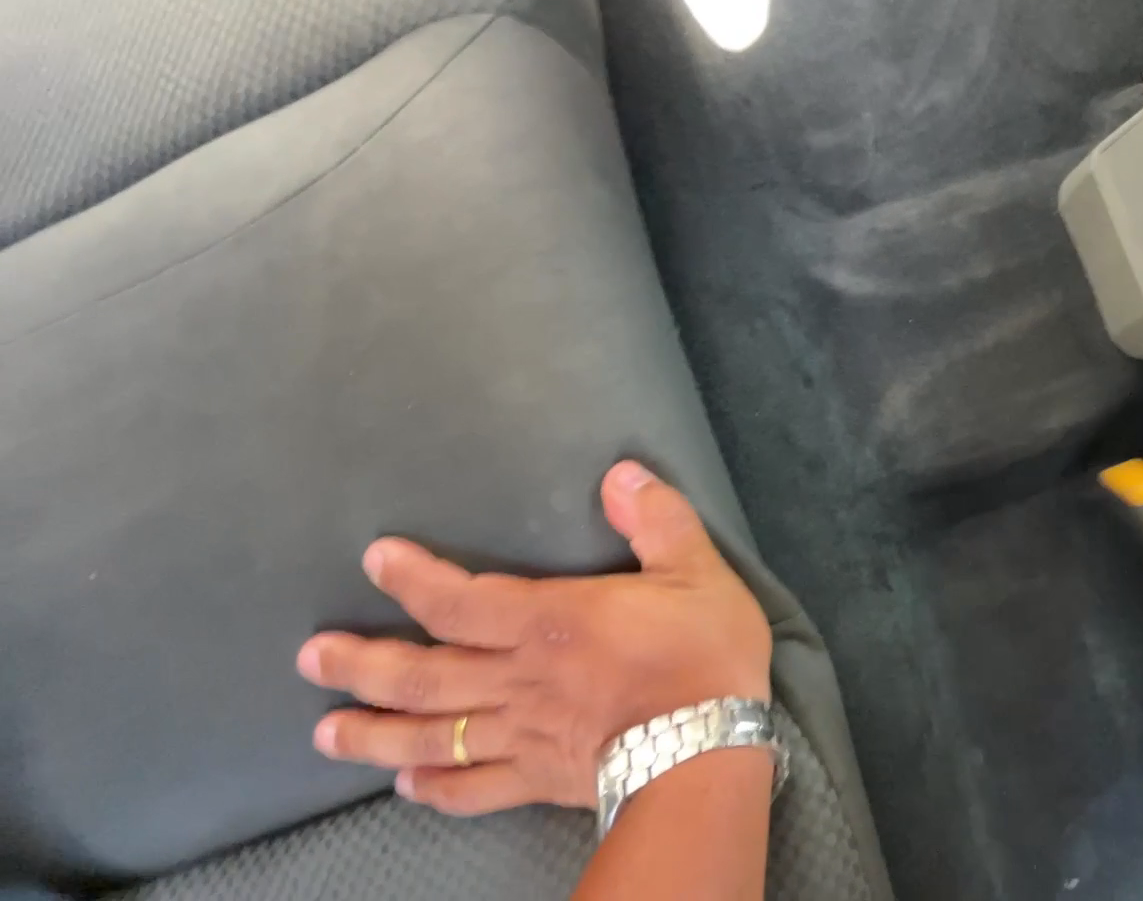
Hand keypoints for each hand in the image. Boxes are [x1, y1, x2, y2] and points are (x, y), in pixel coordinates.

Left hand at [295, 461, 772, 814]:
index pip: (461, 600)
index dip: (414, 578)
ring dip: (374, 732)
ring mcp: (524, 735)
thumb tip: (619, 473)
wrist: (709, 747)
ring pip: (432, 736)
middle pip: (423, 675)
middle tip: (313, 657)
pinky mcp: (541, 777)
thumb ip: (657, 518)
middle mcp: (519, 678)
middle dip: (364, 664)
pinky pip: (474, 788)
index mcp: (550, 621)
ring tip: (326, 731)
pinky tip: (406, 786)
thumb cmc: (702, 650)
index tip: (376, 559)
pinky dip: (434, 789)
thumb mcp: (696, 568)